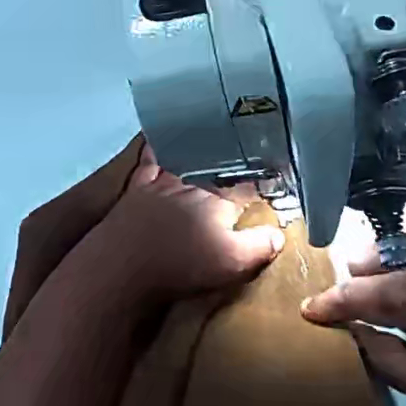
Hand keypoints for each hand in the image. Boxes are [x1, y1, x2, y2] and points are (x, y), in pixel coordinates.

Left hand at [67, 146, 282, 308]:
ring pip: (185, 161)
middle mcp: (192, 184)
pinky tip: (159, 140)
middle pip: (217, 170)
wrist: (127, 262)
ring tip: (211, 143)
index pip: (247, 187)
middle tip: (246, 155)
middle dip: (233, 165)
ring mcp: (163, 182)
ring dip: (199, 153)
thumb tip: (279, 232)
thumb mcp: (233, 264)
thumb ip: (260, 246)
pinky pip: (150, 160)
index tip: (275, 175)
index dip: (262, 183)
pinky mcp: (138, 186)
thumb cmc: (183, 266)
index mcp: (219, 201)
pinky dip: (157, 149)